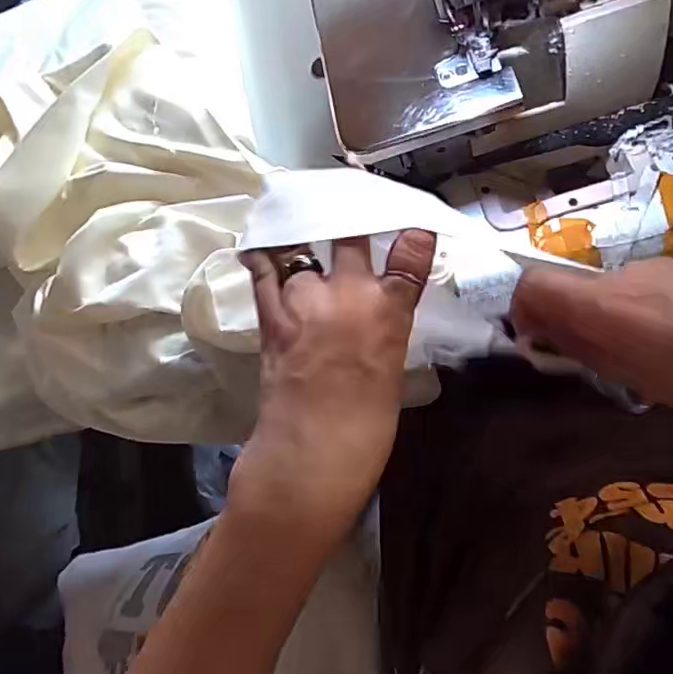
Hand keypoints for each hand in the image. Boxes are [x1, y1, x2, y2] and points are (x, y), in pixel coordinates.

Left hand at [232, 230, 436, 536]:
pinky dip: (263, 257)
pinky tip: (260, 246)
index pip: (411, 256)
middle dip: (350, 224)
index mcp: (391, 312)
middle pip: (351, 236)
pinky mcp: (273, 314)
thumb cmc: (365, 428)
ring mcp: (308, 300)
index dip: (412, 237)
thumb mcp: (391, 371)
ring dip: (306, 253)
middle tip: (346, 217)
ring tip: (303, 246)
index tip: (411, 227)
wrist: (311, 456)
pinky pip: (264, 272)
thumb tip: (377, 311)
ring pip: (305, 253)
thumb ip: (385, 329)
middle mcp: (351, 294)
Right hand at [510, 257, 672, 435]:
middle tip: (594, 368)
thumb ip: (590, 353)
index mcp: (612, 302)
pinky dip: (634, 317)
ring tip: (646, 364)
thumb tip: (546, 336)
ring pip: (604, 292)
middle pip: (567, 288)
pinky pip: (638, 291)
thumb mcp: (649, 379)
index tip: (538, 348)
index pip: (533, 283)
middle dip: (564, 324)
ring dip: (602, 323)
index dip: (521, 312)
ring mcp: (661, 268)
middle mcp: (628, 273)